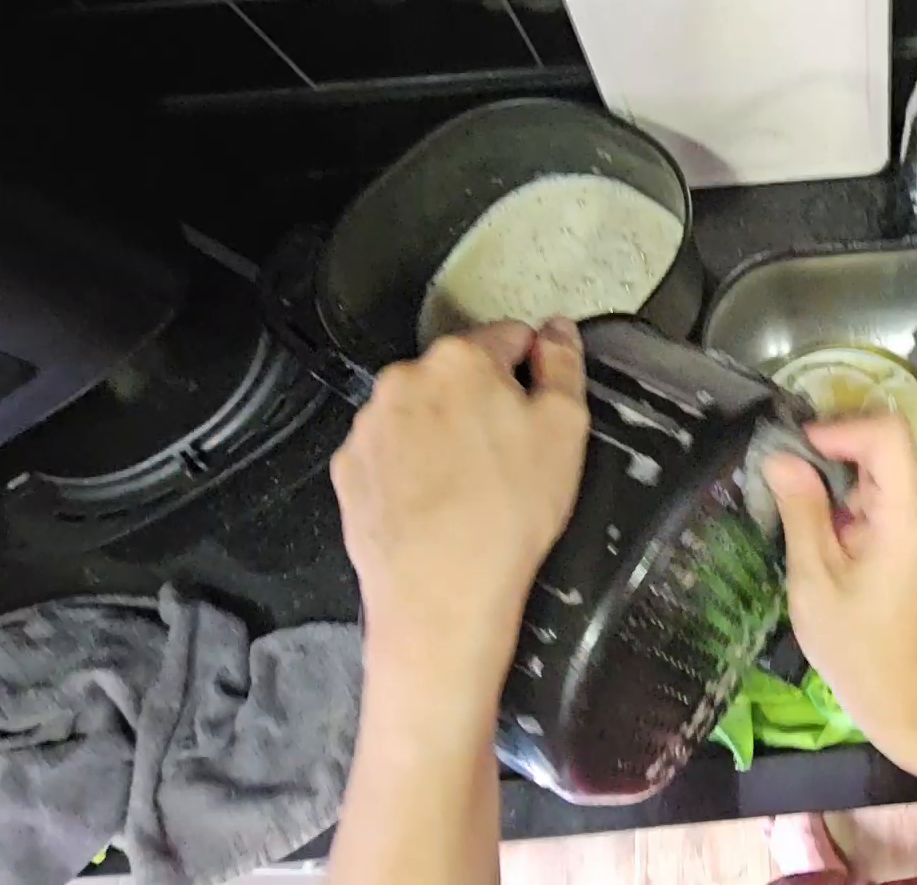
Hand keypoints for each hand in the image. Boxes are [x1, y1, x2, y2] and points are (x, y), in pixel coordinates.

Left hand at [331, 318, 588, 680]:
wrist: (442, 590)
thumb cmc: (513, 505)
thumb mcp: (566, 425)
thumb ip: (564, 363)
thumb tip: (557, 327)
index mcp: (461, 358)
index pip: (511, 336)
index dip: (536, 370)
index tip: (542, 410)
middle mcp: (404, 379)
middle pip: (463, 372)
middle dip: (490, 398)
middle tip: (514, 450)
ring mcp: (369, 425)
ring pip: (427, 409)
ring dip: (452, 428)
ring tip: (476, 481)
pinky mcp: (349, 468)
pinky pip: (396, 448)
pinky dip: (419, 461)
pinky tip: (441, 498)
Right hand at [764, 416, 916, 760]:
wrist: (895, 690)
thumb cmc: (854, 642)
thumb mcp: (815, 576)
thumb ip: (801, 509)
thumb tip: (780, 457)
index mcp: (902, 511)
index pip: (886, 433)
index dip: (840, 429)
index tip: (797, 451)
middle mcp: (914, 505)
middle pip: (881, 442)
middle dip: (830, 444)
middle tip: (782, 466)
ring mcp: (908, 518)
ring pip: (872, 464)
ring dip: (829, 468)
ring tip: (787, 491)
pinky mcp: (896, 532)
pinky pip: (869, 490)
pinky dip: (836, 490)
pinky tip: (807, 515)